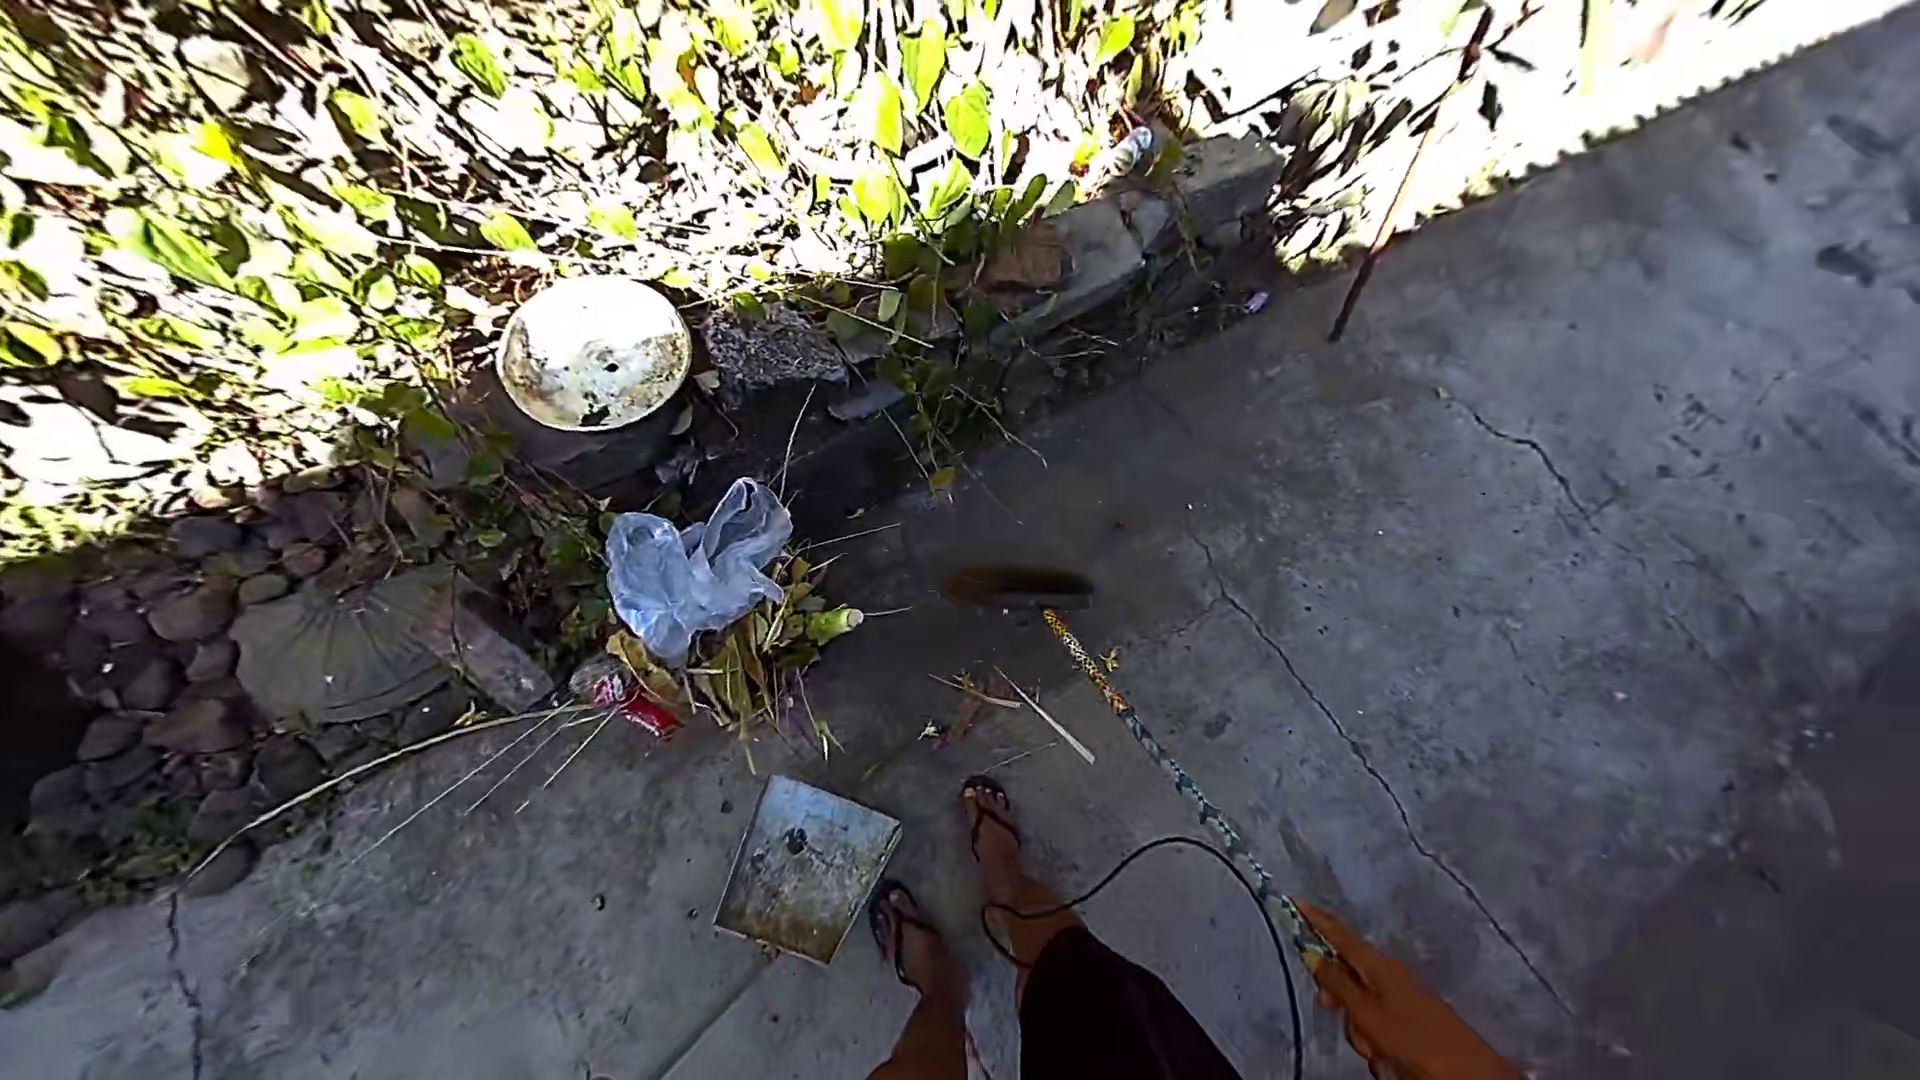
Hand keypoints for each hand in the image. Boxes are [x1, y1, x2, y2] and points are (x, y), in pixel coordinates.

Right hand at [1295, 901, 1523, 1079]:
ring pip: (1361, 1009)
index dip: (1316, 919)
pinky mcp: (1413, 1026)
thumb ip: (1335, 982)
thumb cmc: (1416, 1043)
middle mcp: (1388, 977)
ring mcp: (1402, 1001)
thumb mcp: (1367, 1013)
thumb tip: (1309, 951)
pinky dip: (1380, 1046)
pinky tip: (1392, 1065)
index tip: (1295, 901)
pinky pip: (1380, 1028)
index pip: (1338, 934)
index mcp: (1377, 965)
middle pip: (1346, 978)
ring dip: (1361, 1032)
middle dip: (1339, 1001)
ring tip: (1380, 1055)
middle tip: (1336, 1015)